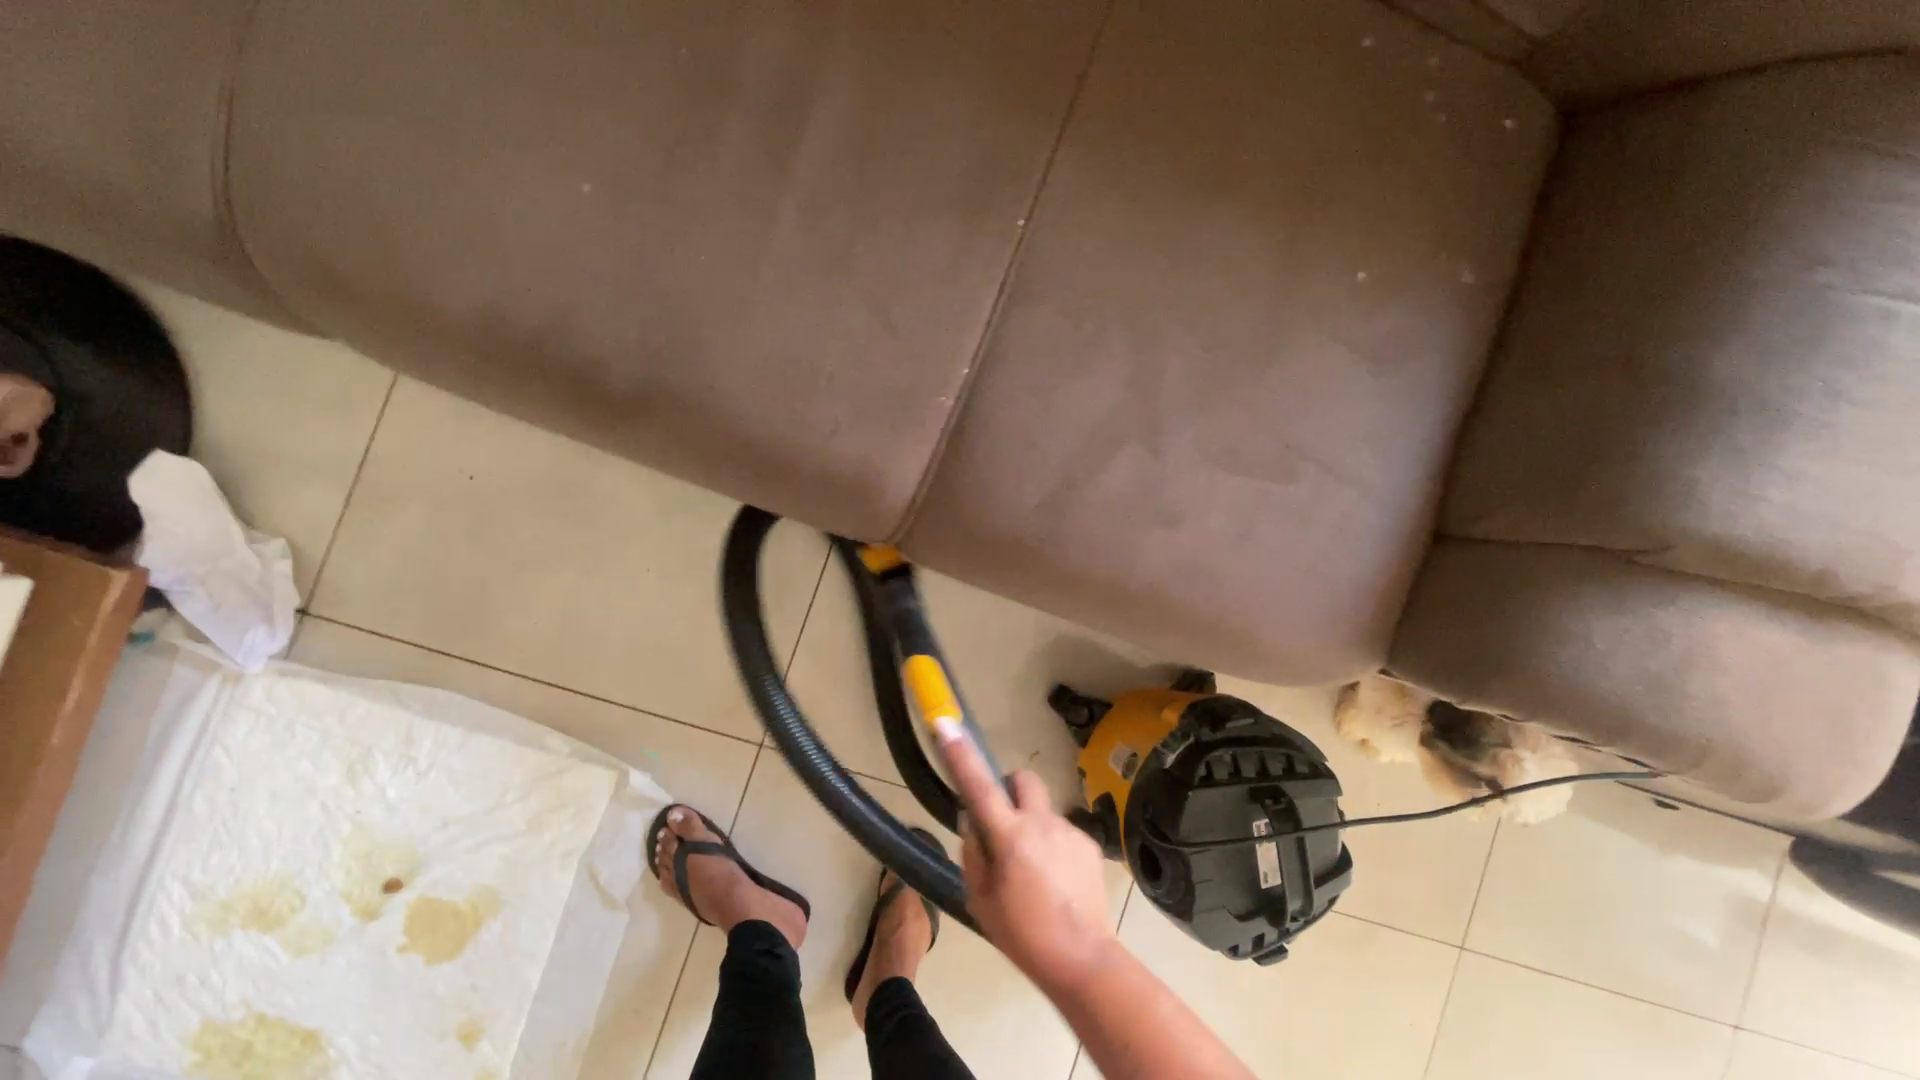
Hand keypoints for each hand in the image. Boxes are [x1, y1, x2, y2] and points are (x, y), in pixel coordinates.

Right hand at [935, 719, 1118, 990]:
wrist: (1082, 958)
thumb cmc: (1021, 934)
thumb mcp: (979, 898)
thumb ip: (973, 852)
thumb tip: (975, 822)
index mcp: (1009, 837)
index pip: (978, 785)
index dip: (960, 754)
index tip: (946, 724)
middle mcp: (1041, 824)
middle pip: (1021, 779)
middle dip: (1008, 789)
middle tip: (1001, 821)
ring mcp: (1069, 832)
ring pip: (1042, 811)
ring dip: (1031, 826)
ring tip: (1032, 873)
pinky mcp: (1089, 844)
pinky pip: (1060, 832)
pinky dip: (1051, 846)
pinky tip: (1055, 882)